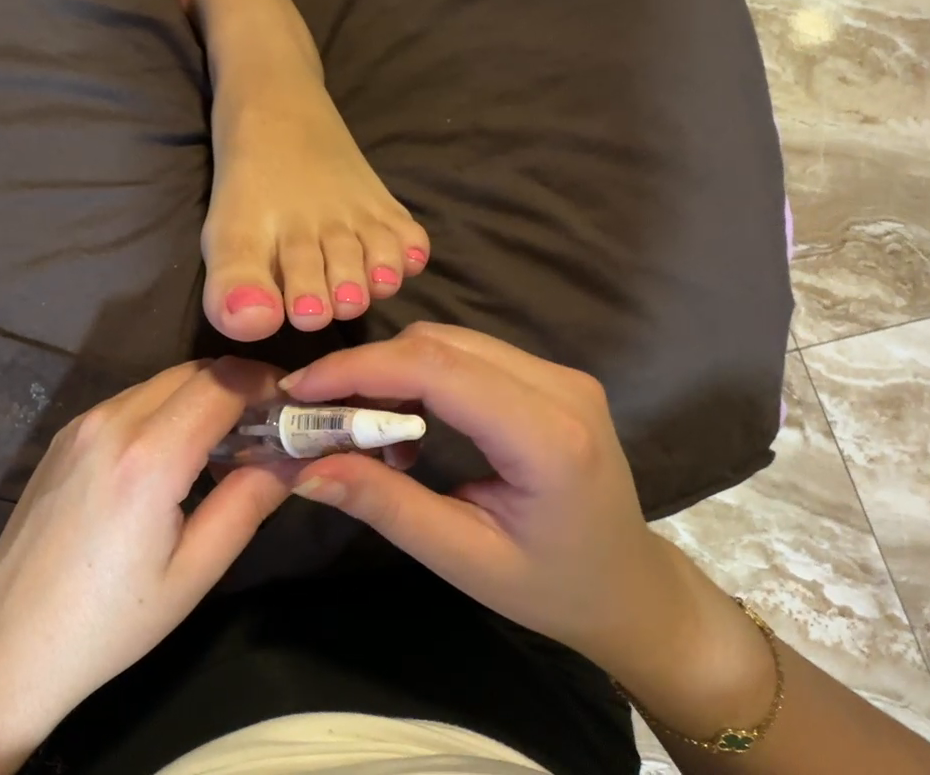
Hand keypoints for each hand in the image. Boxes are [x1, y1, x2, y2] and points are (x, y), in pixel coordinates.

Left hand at [0, 359, 293, 772]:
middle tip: (268, 430)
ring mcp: (79, 424)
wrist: (10, 642)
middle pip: (192, 372)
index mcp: (148, 456)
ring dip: (199, 398)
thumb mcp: (194, 572)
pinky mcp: (62, 437)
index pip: (224, 382)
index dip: (266, 384)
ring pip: (158, 384)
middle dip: (237, 387)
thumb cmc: (111, 623)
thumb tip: (293, 457)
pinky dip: (163, 411)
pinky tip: (174, 457)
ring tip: (226, 447)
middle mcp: (110, 421)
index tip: (293, 408)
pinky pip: (127, 403)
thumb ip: (248, 503)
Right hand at [276, 323, 717, 674]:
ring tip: (355, 423)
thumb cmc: (553, 588)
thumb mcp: (463, 559)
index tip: (298, 390)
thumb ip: (385, 506)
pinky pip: (462, 352)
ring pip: (445, 339)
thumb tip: (303, 469)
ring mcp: (558, 374)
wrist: (631, 589)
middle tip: (313, 409)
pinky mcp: (548, 375)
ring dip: (387, 370)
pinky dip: (415, 375)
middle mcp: (560, 386)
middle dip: (362, 368)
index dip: (357, 369)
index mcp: (549, 438)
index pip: (435, 370)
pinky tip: (402, 423)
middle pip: (435, 342)